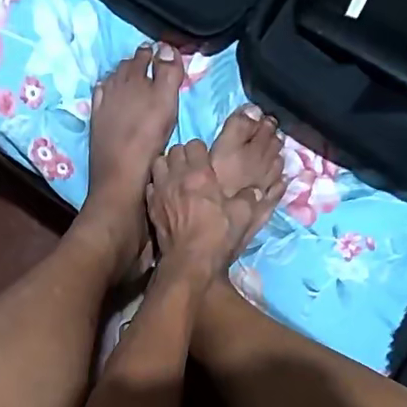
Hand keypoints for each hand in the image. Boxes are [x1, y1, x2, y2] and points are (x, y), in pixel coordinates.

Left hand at [146, 139, 283, 280]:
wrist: (190, 261)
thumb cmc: (217, 237)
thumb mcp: (242, 216)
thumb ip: (249, 198)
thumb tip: (256, 190)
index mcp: (199, 174)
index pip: (195, 145)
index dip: (201, 151)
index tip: (207, 162)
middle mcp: (176, 177)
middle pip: (175, 150)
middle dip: (184, 155)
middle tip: (192, 168)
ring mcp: (160, 191)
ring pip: (159, 163)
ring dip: (167, 166)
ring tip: (176, 177)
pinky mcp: (150, 206)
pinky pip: (151, 185)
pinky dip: (157, 185)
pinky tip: (165, 195)